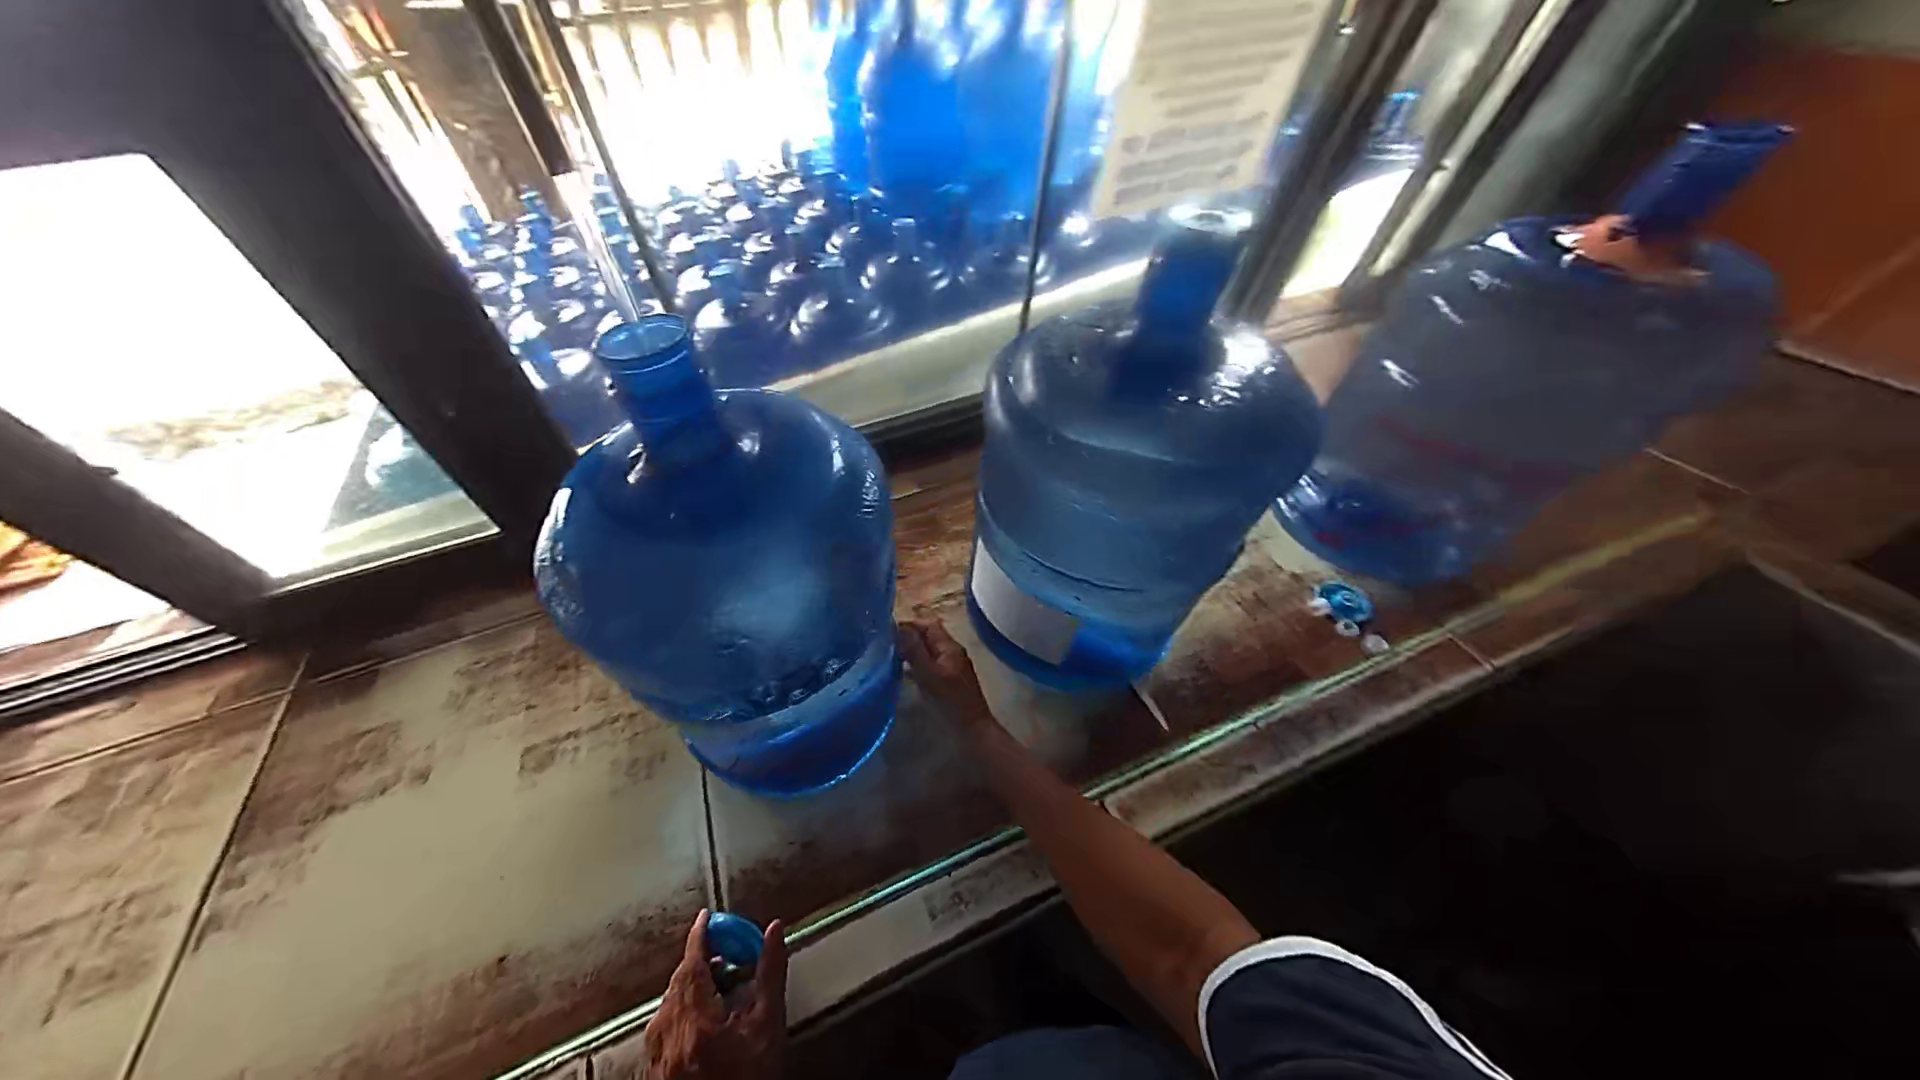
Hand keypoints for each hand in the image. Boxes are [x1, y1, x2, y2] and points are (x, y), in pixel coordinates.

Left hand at [643, 910, 787, 1079]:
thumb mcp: (768, 1026)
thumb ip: (770, 972)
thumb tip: (775, 929)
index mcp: (693, 1018)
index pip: (692, 962)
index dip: (701, 935)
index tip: (707, 916)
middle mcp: (665, 1034)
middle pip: (679, 981)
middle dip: (701, 959)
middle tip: (726, 951)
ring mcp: (655, 1058)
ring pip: (670, 1003)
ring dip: (693, 985)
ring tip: (722, 985)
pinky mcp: (653, 1073)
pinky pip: (665, 1026)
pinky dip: (684, 1009)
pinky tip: (706, 1018)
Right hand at [897, 619, 994, 734]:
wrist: (972, 729)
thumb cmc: (950, 701)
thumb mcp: (928, 674)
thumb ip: (914, 650)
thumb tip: (899, 626)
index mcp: (950, 647)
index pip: (928, 625)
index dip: (908, 625)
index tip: (886, 632)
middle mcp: (952, 653)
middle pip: (929, 636)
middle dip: (908, 637)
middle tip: (885, 645)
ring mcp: (952, 667)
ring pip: (929, 651)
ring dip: (911, 651)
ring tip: (890, 657)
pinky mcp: (949, 681)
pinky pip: (930, 665)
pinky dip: (916, 665)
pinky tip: (903, 674)